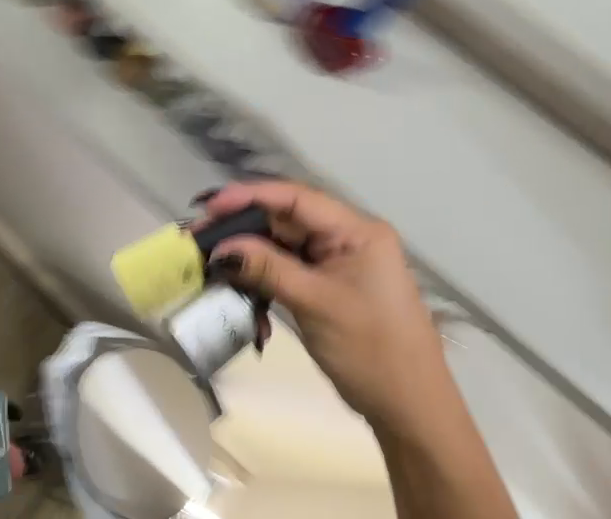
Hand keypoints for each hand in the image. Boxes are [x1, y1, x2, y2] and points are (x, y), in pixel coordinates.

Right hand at [198, 180, 454, 435]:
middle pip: (284, 220)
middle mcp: (347, 238)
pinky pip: (286, 272)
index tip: (210, 205)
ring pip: (280, 247)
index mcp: (357, 231)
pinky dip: (263, 283)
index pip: (296, 198)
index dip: (250, 196)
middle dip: (241, 229)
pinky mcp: (327, 288)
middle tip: (198, 239)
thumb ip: (267, 268)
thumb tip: (219, 248)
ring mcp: (337, 264)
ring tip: (211, 268)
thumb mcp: (316, 304)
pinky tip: (244, 300)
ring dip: (248, 259)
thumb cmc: (373, 352)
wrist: (412, 414)